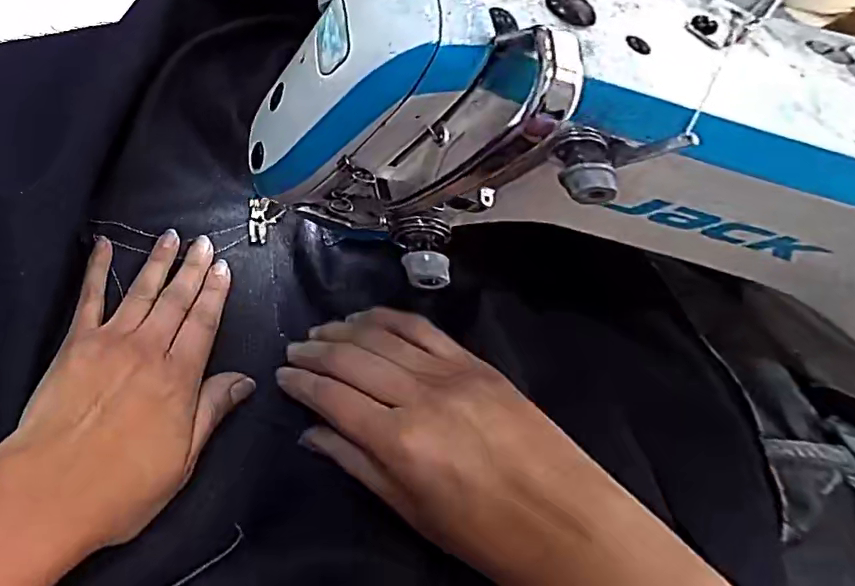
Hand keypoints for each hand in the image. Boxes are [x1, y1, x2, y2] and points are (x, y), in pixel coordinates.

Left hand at [0, 231, 250, 548]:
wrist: (50, 489)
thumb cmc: (120, 488)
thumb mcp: (181, 461)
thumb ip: (212, 412)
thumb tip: (244, 380)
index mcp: (178, 377)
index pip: (203, 322)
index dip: (215, 292)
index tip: (223, 268)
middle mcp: (148, 348)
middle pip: (177, 299)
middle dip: (193, 268)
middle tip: (204, 243)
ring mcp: (111, 340)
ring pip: (142, 291)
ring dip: (159, 261)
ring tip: (171, 237)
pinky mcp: (77, 342)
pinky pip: (90, 297)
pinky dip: (97, 268)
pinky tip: (103, 246)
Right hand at [278, 308, 728, 585]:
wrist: (571, 523)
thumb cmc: (488, 536)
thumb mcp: (415, 514)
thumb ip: (357, 466)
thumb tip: (312, 434)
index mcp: (401, 443)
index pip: (333, 397)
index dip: (302, 382)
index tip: (282, 375)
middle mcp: (419, 397)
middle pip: (350, 358)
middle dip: (315, 351)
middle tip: (294, 350)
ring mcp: (448, 372)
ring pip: (380, 334)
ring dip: (344, 328)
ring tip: (321, 331)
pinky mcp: (472, 361)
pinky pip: (419, 326)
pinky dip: (386, 317)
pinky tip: (367, 317)